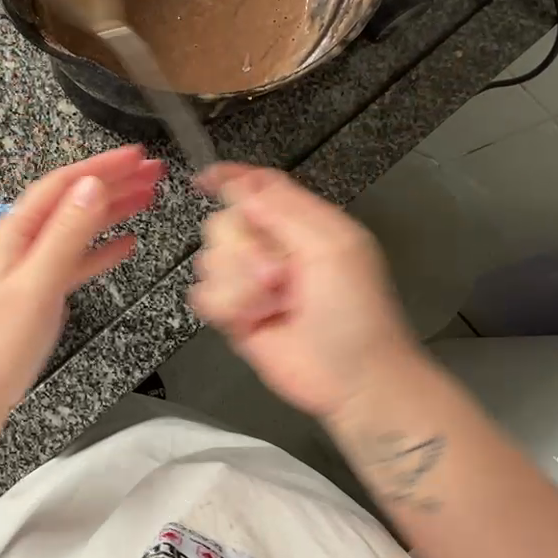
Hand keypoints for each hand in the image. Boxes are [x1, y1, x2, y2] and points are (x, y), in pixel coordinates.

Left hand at [0, 147, 164, 414]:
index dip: (100, 165)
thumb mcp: (37, 284)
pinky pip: (78, 260)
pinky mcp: (43, 291)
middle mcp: (24, 242)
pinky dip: (103, 249)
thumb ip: (65, 235)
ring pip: (79, 227)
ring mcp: (34, 266)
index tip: (138, 155)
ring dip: (113, 210)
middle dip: (113, 181)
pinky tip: (126, 244)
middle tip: (154, 171)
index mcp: (17, 232)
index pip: (63, 184)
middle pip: (73, 200)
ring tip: (148, 197)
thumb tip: (91, 186)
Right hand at [188, 164, 416, 425]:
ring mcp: (249, 283)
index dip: (231, 178)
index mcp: (301, 224)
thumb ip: (286, 210)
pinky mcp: (233, 315)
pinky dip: (225, 305)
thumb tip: (239, 186)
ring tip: (273, 304)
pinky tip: (252, 320)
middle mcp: (271, 249)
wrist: (352, 378)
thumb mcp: (333, 247)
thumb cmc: (356, 310)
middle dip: (242, 248)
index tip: (204, 179)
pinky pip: (202, 294)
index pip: (259, 187)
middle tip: (277, 274)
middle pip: (224, 223)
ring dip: (239, 283)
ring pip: (208, 260)